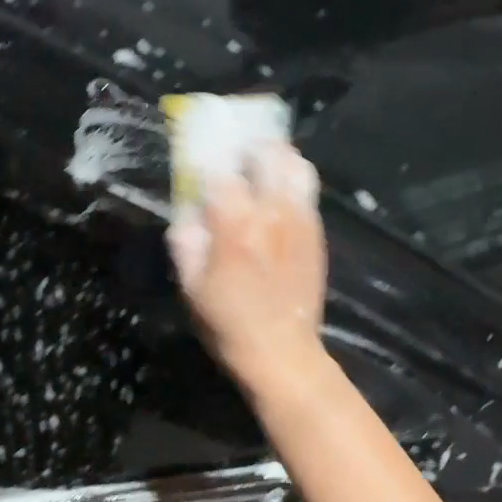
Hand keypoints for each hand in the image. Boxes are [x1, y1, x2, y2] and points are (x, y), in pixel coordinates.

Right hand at [165, 141, 328, 391]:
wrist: (281, 351)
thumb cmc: (227, 324)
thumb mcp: (191, 288)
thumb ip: (185, 243)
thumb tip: (187, 214)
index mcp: (235, 225)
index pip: (221, 173)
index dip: (207, 164)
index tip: (198, 168)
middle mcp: (272, 212)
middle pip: (268, 154)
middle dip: (249, 149)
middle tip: (236, 158)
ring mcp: (300, 220)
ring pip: (296, 166)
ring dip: (278, 159)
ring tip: (263, 167)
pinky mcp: (316, 233)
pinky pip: (307, 192)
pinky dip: (291, 184)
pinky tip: (278, 199)